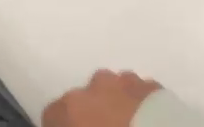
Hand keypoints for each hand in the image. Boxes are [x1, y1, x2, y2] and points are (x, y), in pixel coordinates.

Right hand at [41, 70, 162, 126]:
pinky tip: (143, 123)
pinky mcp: (151, 85)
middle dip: (90, 116)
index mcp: (72, 106)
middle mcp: (96, 86)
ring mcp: (126, 81)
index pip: (52, 115)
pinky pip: (137, 94)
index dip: (58, 126)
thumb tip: (77, 123)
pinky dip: (136, 106)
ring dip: (114, 107)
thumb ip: (71, 126)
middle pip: (84, 100)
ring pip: (113, 91)